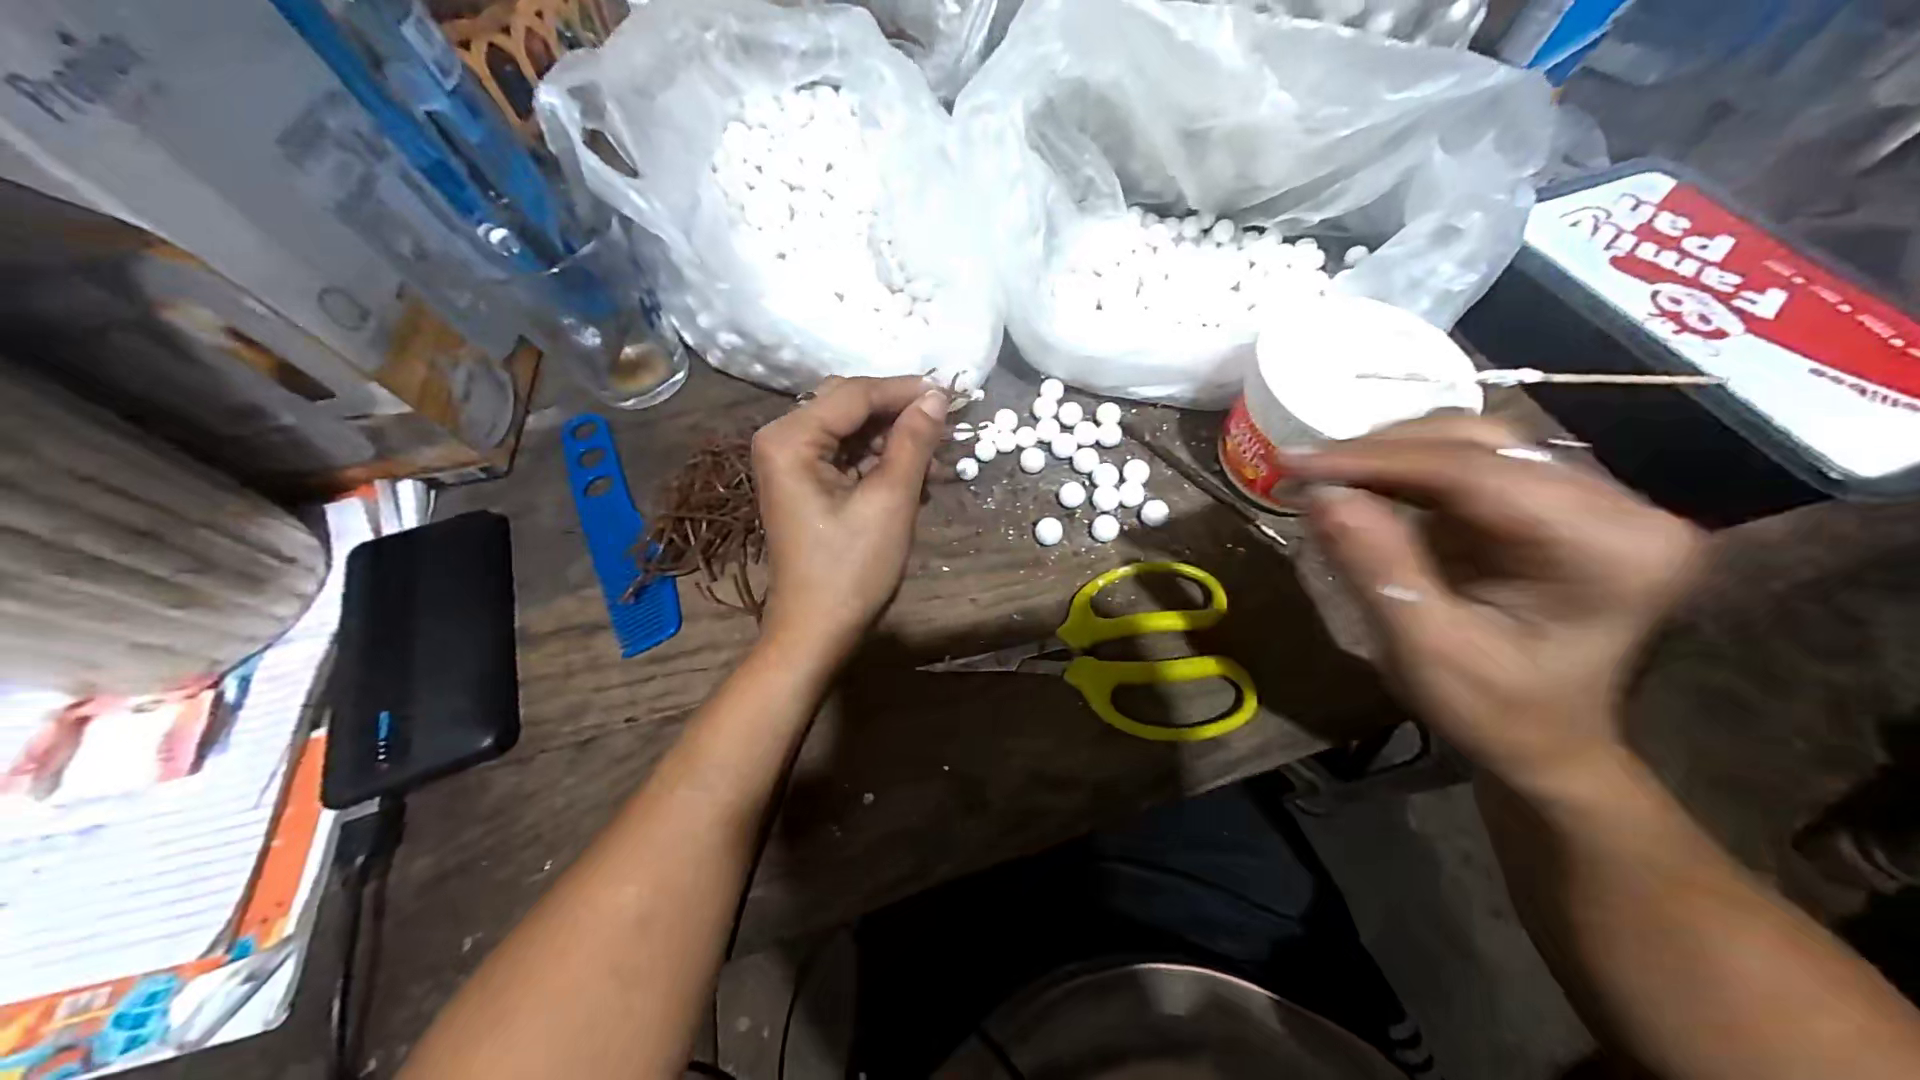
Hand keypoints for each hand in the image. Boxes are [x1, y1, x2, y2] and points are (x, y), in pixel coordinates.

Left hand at [751, 375, 949, 666]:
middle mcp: (782, 440)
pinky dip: (883, 462)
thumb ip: (913, 442)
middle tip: (948, 425)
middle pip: (851, 405)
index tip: (954, 394)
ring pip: (854, 430)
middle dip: (901, 415)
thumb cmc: (850, 570)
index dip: (906, 391)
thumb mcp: (890, 501)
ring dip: (897, 440)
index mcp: (790, 439)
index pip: (855, 394)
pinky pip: (849, 455)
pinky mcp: (805, 483)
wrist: (817, 630)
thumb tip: (937, 396)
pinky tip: (918, 477)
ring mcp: (791, 462)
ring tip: (941, 461)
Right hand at [1287, 415, 1704, 792]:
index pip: (1477, 473)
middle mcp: (1615, 506)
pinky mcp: (1548, 502)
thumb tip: (1319, 494)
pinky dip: (1401, 472)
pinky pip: (1465, 464)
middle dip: (1380, 453)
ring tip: (1321, 478)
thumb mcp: (1426, 649)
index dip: (1377, 461)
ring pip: (1469, 443)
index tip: (1294, 463)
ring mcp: (1585, 498)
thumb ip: (1377, 567)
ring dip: (1387, 457)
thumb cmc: (1494, 711)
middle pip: (1478, 443)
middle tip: (1301, 470)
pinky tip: (1357, 485)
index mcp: (1608, 547)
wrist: (1543, 743)